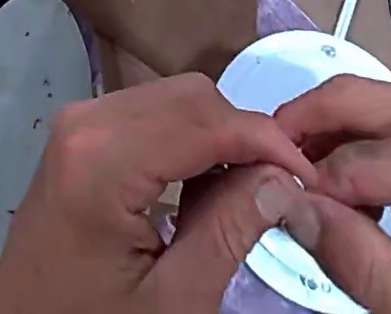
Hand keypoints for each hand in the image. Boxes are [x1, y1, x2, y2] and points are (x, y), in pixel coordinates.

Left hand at [0, 73, 315, 313]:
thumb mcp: (170, 303)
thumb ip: (231, 229)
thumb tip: (287, 176)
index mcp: (101, 160)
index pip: (206, 122)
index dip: (265, 140)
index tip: (307, 171)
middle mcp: (89, 119)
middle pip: (194, 97)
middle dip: (242, 135)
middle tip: (274, 184)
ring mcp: (83, 118)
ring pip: (180, 97)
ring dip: (219, 134)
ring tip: (238, 188)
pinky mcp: (85, 126)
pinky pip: (157, 109)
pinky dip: (191, 136)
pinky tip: (201, 181)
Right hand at [272, 75, 390, 313]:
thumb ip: (358, 260)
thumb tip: (291, 208)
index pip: (351, 156)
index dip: (300, 182)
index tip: (261, 206)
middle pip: (357, 99)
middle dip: (302, 128)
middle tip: (260, 172)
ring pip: (373, 105)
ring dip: (327, 135)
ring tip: (296, 186)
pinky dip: (360, 145)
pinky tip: (348, 191)